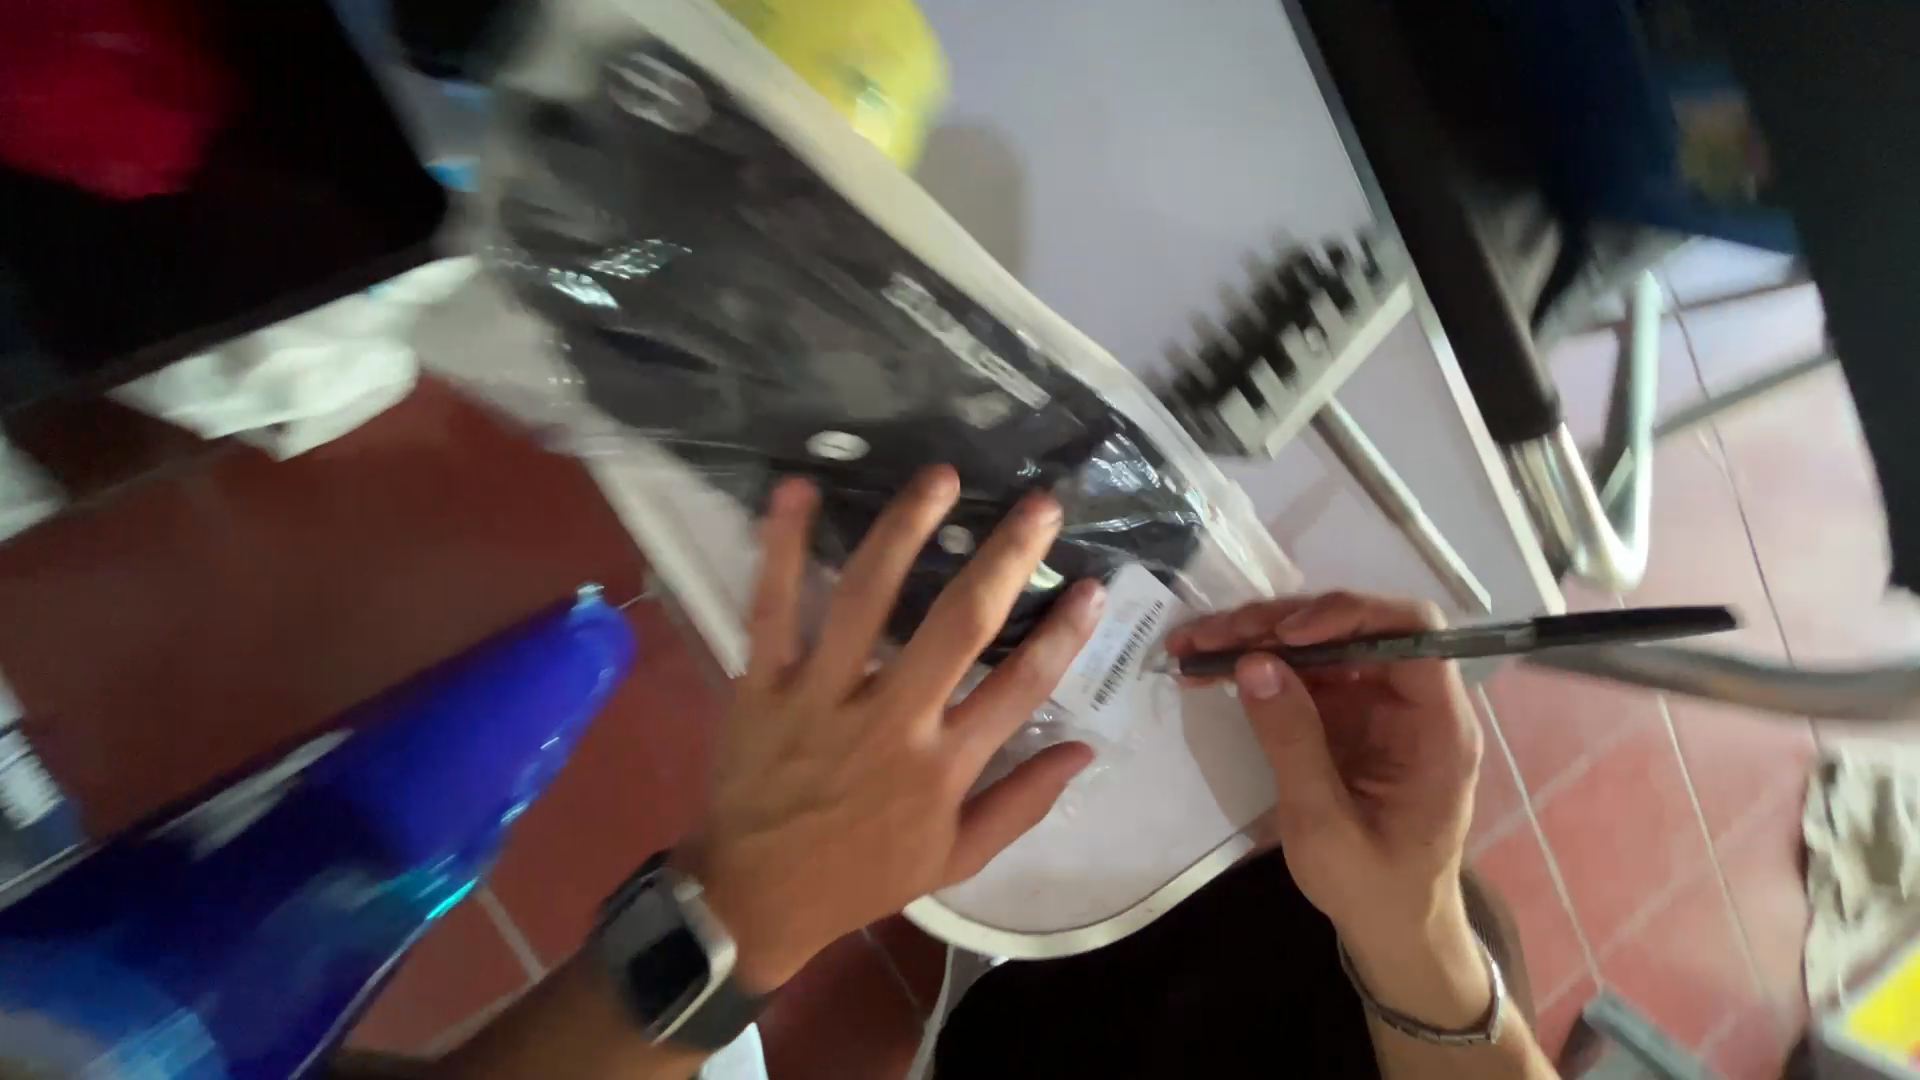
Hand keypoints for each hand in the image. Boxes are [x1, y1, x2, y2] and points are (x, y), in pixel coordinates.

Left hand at [679, 467, 1104, 992]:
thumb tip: (1086, 750)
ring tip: (939, 478)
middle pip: (959, 625)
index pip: (1021, 687)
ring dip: (906, 530)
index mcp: (943, 765)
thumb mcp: (957, 859)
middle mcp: (892, 719)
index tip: (1092, 584)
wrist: (753, 896)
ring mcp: (823, 695)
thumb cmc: (863, 874)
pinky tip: (798, 490)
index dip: (1065, 633)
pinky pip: (774, 607)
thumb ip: (1024, 803)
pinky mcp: (765, 683)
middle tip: (1040, 505)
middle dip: (1006, 558)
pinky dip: (783, 548)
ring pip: (868, 598)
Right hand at [1166, 591, 1488, 1022]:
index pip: (1411, 633)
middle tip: (1213, 636)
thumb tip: (1252, 663)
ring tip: (1192, 642)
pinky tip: (1202, 665)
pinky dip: (1246, 662)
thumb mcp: (1325, 824)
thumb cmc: (1373, 885)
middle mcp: (1404, 698)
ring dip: (1250, 636)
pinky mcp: (1335, 710)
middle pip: (1347, 626)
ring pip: (1310, 641)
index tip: (1286, 635)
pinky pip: (1290, 668)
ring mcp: (1367, 701)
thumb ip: (1293, 742)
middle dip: (1275, 624)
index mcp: (1435, 724)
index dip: (1350, 616)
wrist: (1386, 925)